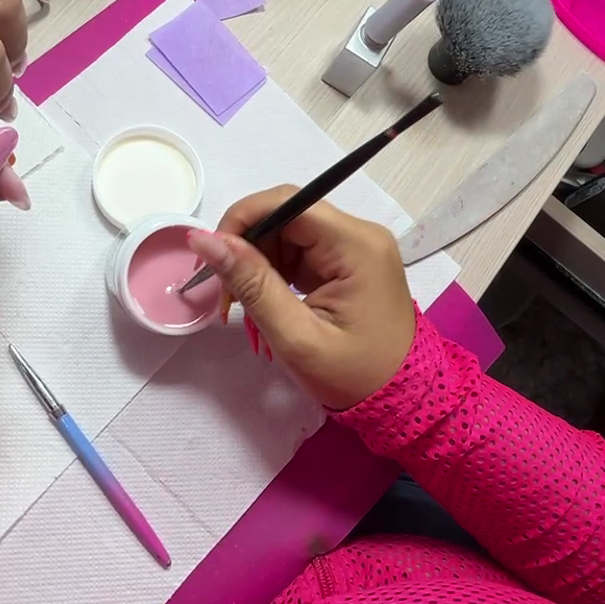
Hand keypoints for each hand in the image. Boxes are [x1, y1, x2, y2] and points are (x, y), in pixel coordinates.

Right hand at [186, 188, 416, 409]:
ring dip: (257, 263)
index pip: (288, 202)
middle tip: (229, 295)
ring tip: (247, 306)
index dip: (243, 219)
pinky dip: (274, 272)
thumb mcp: (296, 335)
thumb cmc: (352, 375)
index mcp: (356, 246)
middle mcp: (359, 235)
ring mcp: (354, 247)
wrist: (400, 401)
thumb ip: (251, 283)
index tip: (213, 256)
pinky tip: (268, 302)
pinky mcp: (346, 262)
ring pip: (287, 232)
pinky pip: (299, 251)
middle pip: (286, 215)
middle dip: (247, 247)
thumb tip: (205, 240)